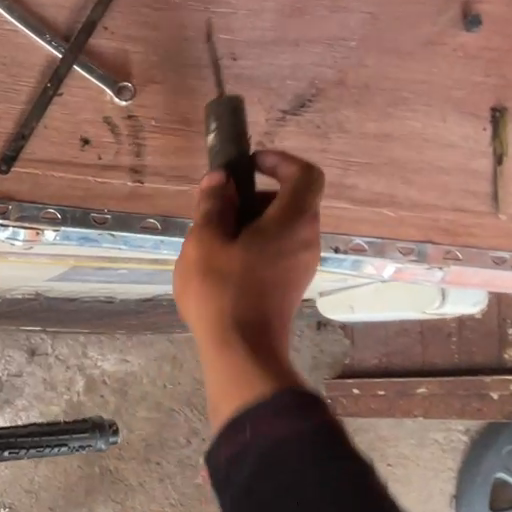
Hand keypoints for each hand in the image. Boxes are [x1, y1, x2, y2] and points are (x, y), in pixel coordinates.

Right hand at [174, 150, 323, 431]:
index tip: (248, 163)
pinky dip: (254, 245)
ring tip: (213, 239)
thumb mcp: (204, 242)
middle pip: (291, 201)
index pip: (304, 174)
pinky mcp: (290, 285)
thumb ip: (212, 206)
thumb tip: (219, 180)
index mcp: (292, 220)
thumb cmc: (221, 291)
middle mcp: (306, 238)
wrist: (241, 350)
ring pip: (282, 228)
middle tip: (218, 206)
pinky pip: (277, 250)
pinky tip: (222, 264)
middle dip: (255, 195)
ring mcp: (301, 264)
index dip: (279, 161)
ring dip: (251, 223)